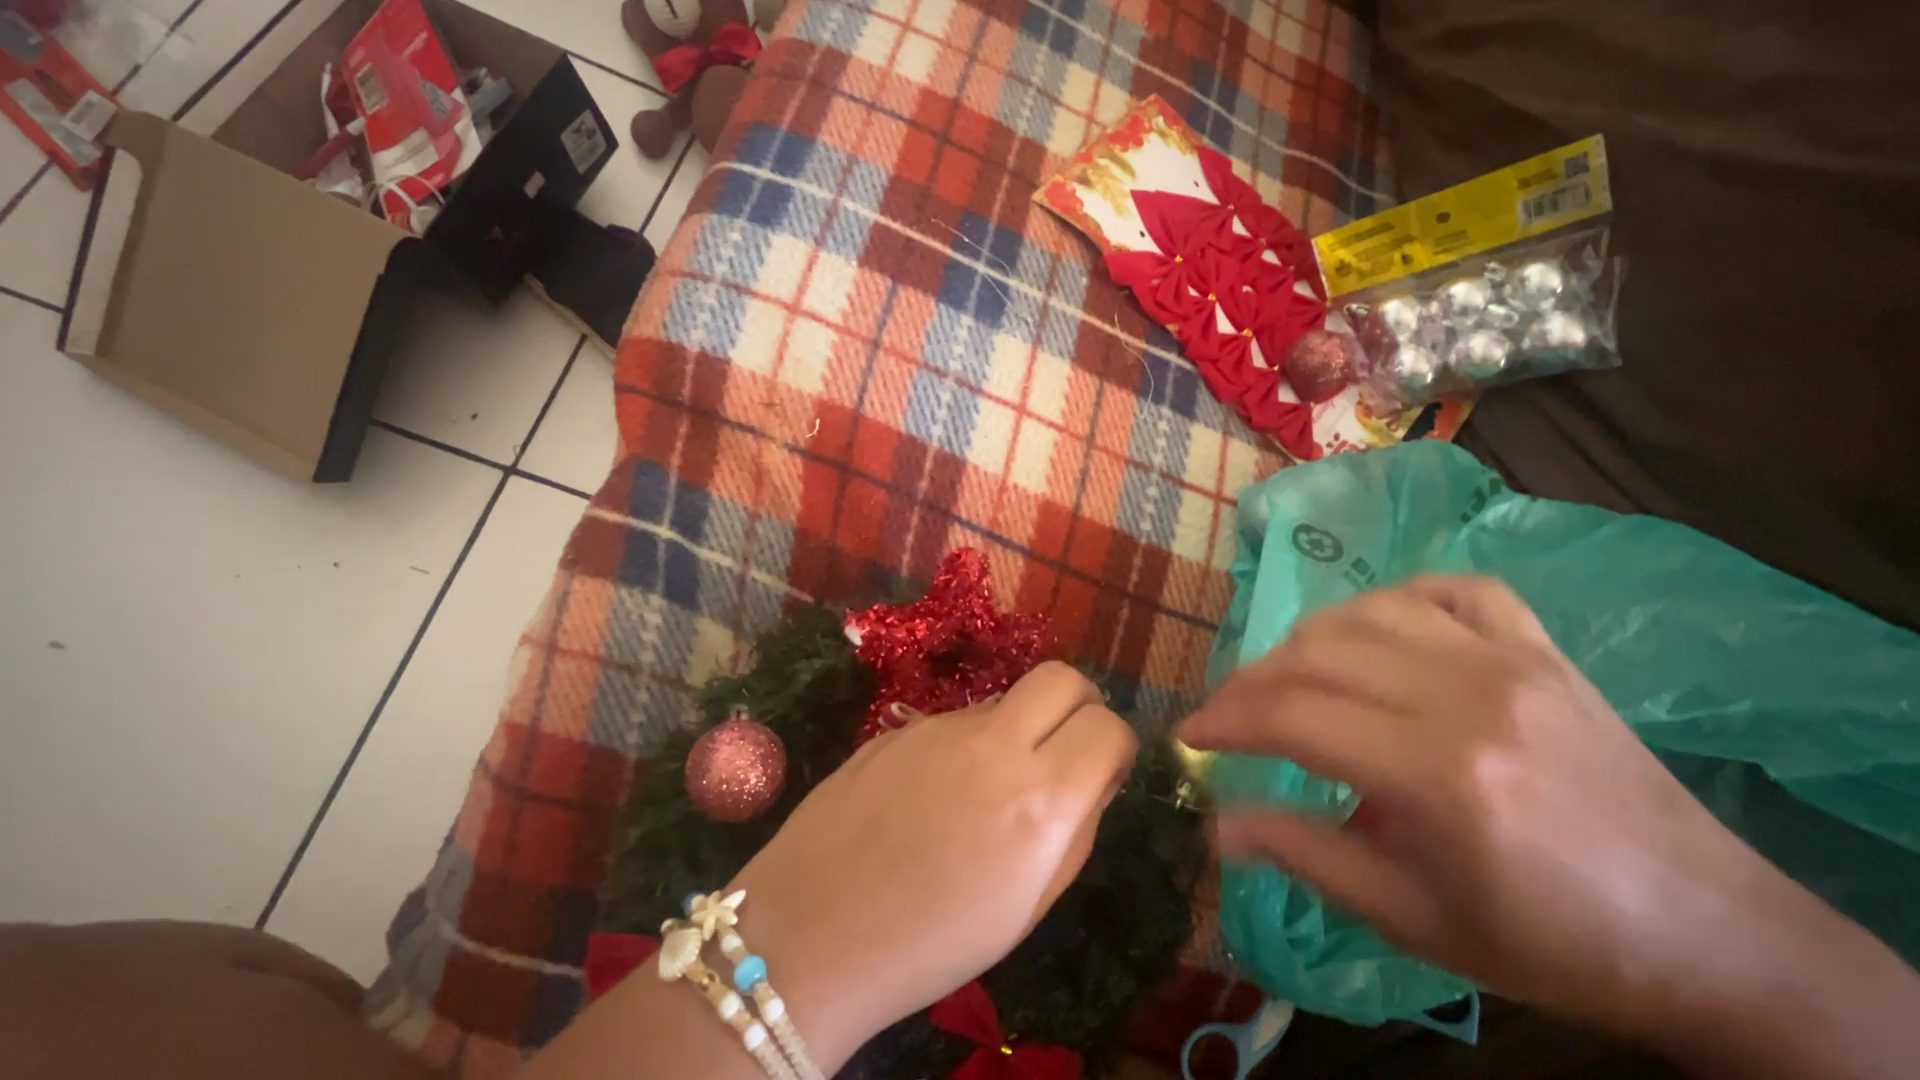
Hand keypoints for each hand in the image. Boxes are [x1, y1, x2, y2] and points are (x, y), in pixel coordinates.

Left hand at [727, 662, 1137, 1067]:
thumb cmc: (933, 945)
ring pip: (1003, 700)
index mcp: (1040, 799)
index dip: (1117, 748)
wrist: (811, 937)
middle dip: (1079, 707)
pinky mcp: (892, 731)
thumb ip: (1075, 833)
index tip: (1103, 775)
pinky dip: (965, 745)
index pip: (1108, 726)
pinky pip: (951, 722)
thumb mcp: (1029, 907)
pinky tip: (931, 799)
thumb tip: (1093, 782)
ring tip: (986, 792)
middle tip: (1064, 753)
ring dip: (1016, 729)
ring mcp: (936, 729)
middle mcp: (993, 745)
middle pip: (1062, 677)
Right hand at [1178, 576, 1813, 1036]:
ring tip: (1286, 679)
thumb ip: (1306, 855)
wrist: (1705, 933)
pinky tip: (1376, 630)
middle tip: (1228, 717)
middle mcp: (1469, 695)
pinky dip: (1397, 599)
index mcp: (1437, 774)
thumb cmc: (1545, 943)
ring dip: (1308, 639)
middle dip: (1252, 681)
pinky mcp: (1545, 650)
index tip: (1190, 736)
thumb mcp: (1411, 920)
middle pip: (1319, 652)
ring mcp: (1513, 661)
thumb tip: (1215, 823)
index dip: (1226, 719)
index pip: (1292, 714)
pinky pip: (1454, 590)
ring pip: (1371, 611)